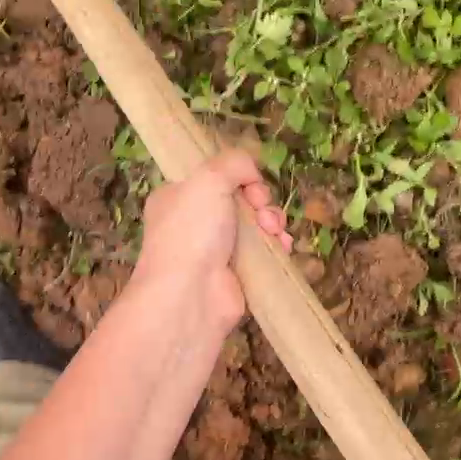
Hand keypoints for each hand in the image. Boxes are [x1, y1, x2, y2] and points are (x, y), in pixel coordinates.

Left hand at [130, 149, 291, 339]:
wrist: (190, 296)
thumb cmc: (192, 231)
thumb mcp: (209, 179)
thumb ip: (234, 163)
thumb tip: (252, 174)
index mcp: (177, 196)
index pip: (214, 176)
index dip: (238, 176)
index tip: (250, 185)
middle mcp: (194, 222)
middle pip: (240, 199)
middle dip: (260, 201)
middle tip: (262, 210)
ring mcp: (215, 250)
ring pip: (255, 224)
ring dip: (272, 222)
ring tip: (274, 231)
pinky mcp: (236, 273)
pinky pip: (263, 251)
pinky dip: (276, 246)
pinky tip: (283, 247)